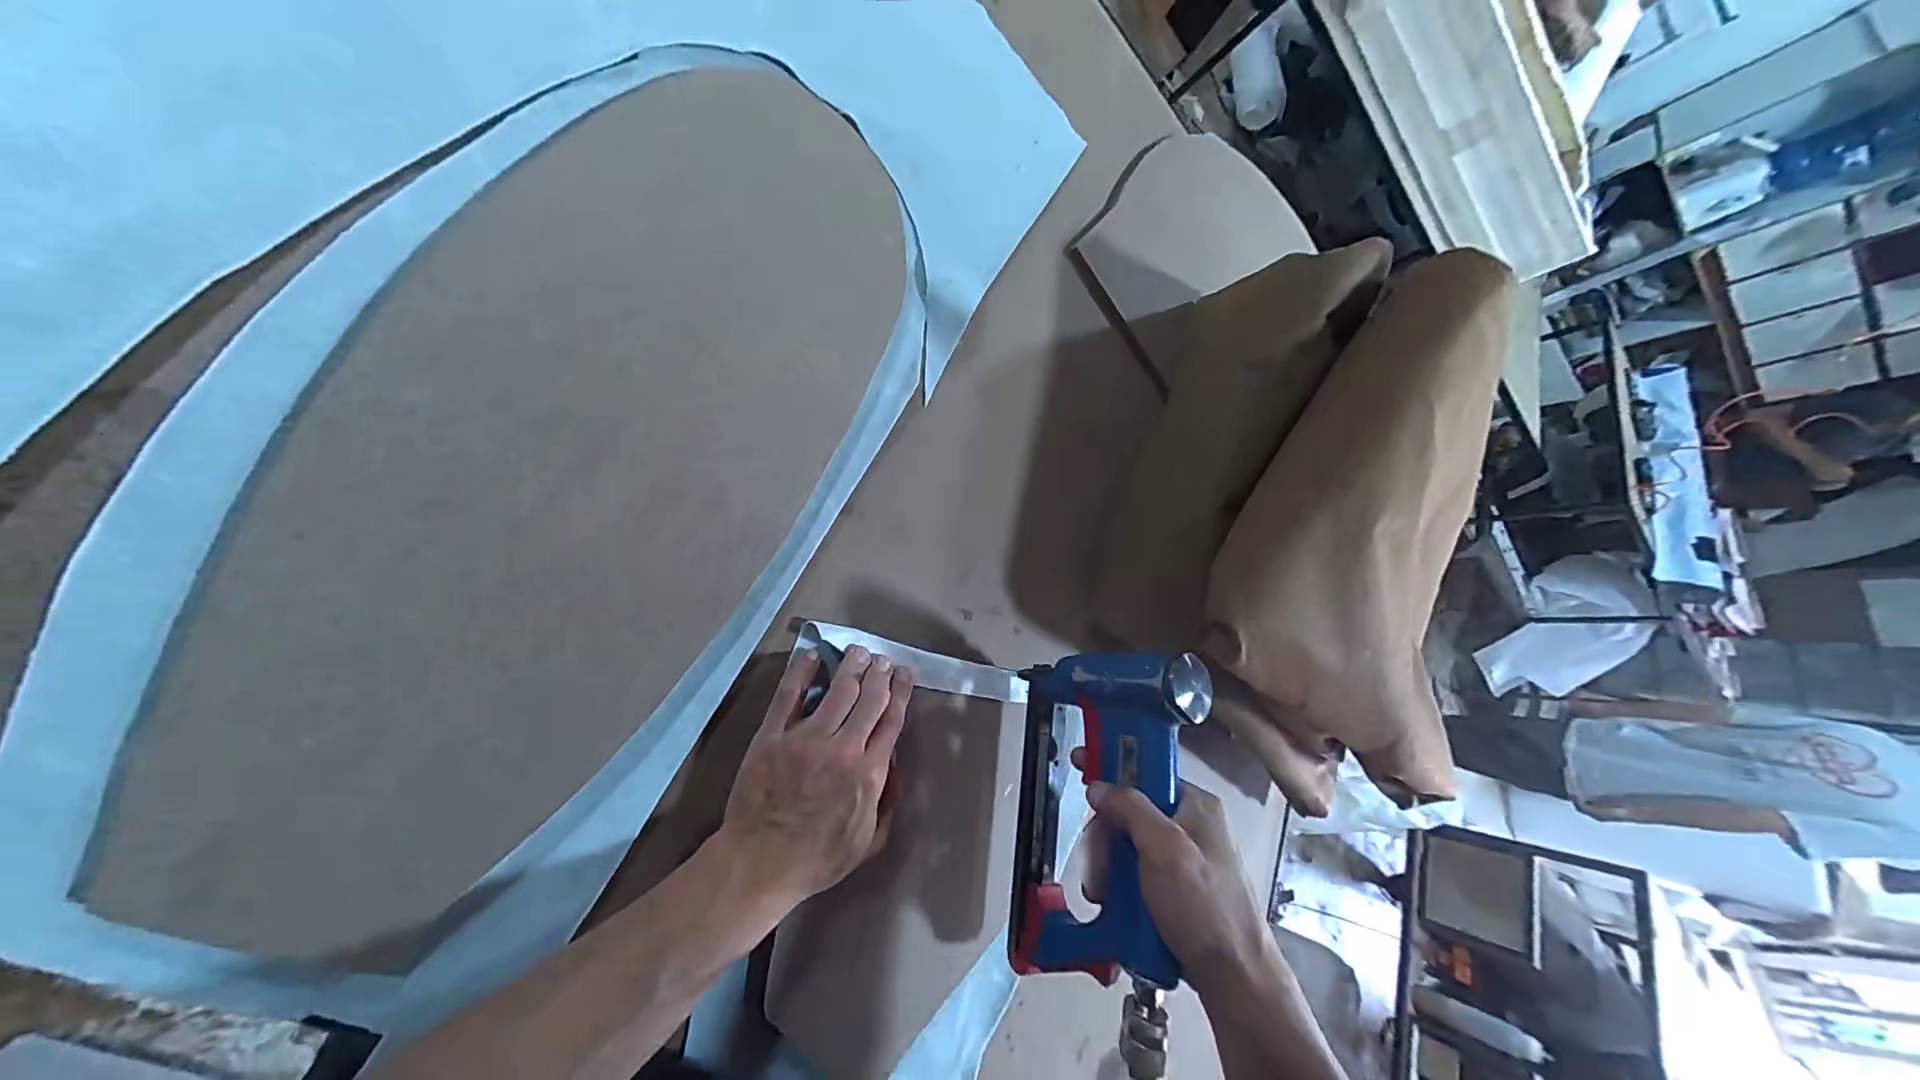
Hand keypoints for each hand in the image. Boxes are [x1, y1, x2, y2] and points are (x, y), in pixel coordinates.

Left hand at [718, 646, 913, 905]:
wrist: (760, 863)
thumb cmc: (818, 858)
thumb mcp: (869, 842)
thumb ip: (887, 802)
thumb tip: (894, 765)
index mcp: (868, 773)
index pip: (891, 720)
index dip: (901, 692)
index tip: (904, 674)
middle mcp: (842, 748)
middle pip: (869, 699)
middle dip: (880, 674)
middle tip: (882, 659)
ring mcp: (805, 739)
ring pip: (837, 690)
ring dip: (852, 666)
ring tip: (858, 651)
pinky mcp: (772, 736)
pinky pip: (789, 695)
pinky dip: (801, 671)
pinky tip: (811, 655)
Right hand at [1072, 749, 1272, 993]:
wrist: (1234, 979)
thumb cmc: (1206, 909)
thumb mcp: (1164, 850)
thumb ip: (1131, 809)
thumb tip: (1099, 786)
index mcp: (1195, 805)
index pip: (1146, 770)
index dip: (1112, 765)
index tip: (1082, 761)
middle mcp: (1190, 825)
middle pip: (1129, 811)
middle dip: (1106, 839)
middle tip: (1098, 866)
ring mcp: (1182, 857)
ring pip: (1127, 844)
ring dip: (1109, 868)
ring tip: (1106, 896)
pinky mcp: (1175, 886)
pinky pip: (1135, 872)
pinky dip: (1120, 886)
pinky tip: (1116, 905)